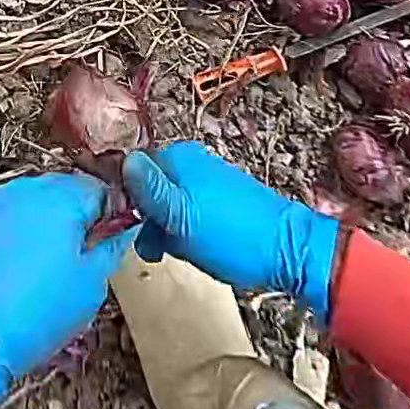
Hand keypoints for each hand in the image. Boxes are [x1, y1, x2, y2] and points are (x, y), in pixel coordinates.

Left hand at [0, 173, 137, 402]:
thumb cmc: (37, 312)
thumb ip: (112, 246)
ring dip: (45, 217)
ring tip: (40, 259)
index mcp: (67, 199)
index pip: (102, 190)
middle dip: (75, 215)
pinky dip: (16, 224)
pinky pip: (8, 208)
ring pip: (37, 197)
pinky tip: (14, 256)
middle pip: (68, 188)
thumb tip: (126, 226)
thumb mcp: (91, 285)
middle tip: (74, 255)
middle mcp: (34, 187)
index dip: (108, 216)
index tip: (104, 240)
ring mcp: (2, 196)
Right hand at [123, 142, 340, 317]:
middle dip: (148, 220)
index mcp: (178, 157)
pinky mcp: (217, 197)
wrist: (286, 249)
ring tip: (179, 251)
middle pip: (149, 189)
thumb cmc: (230, 235)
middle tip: (158, 247)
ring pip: (166, 204)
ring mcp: (204, 179)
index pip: (133, 172)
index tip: (133, 229)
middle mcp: (190, 161)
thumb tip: (123, 160)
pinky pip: (186, 211)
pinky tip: (194, 248)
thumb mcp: (180, 217)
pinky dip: (183, 230)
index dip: (128, 202)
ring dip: (165, 229)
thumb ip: (150, 191)